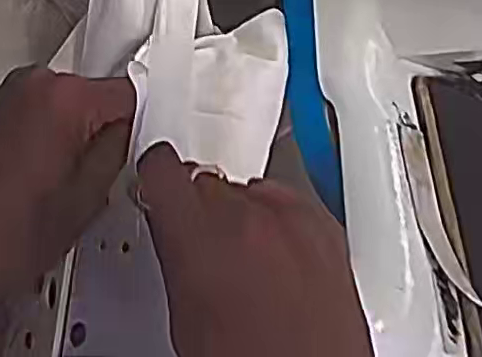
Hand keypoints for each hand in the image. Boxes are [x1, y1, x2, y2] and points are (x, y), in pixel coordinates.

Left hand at [0, 67, 134, 331]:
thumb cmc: (12, 232)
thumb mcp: (92, 194)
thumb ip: (121, 145)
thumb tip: (129, 125)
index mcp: (66, 99)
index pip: (126, 92)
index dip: (134, 124)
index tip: (128, 145)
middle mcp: (39, 83)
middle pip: (97, 93)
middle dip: (102, 126)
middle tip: (88, 170)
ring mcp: (17, 89)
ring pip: (73, 98)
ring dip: (75, 126)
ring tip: (58, 171)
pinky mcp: (4, 101)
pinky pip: (46, 102)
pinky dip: (51, 125)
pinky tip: (43, 163)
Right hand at [137, 143, 371, 356]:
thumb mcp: (185, 315)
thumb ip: (175, 252)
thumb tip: (173, 229)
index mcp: (196, 234)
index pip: (162, 167)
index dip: (157, 176)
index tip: (159, 183)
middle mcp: (243, 214)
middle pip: (208, 182)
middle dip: (204, 210)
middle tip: (210, 253)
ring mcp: (287, 216)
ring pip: (248, 191)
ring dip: (244, 217)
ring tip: (250, 268)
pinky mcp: (324, 224)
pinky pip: (290, 203)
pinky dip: (282, 225)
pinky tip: (281, 265)